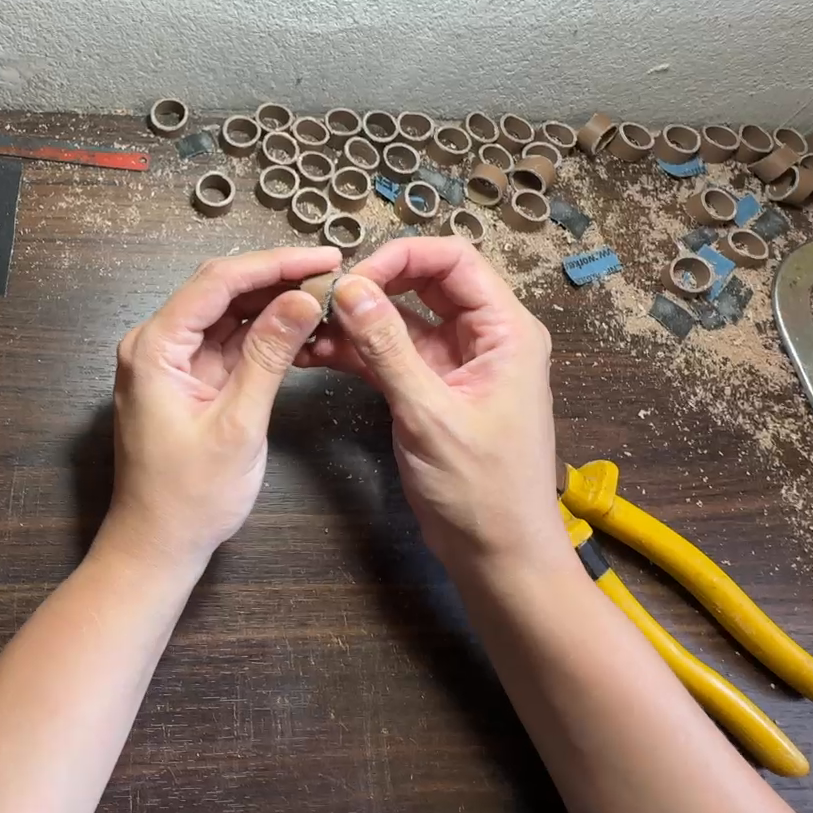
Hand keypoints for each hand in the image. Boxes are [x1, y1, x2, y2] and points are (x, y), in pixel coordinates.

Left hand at [104, 246, 340, 569]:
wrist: (157, 545)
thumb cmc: (191, 495)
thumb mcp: (238, 424)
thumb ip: (268, 356)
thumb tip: (303, 298)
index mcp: (155, 346)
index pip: (217, 283)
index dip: (273, 264)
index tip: (325, 258)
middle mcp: (156, 342)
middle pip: (219, 291)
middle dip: (275, 278)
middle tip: (333, 273)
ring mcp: (170, 359)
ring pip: (225, 314)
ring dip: (271, 303)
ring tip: (324, 294)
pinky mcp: (186, 378)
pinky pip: (226, 342)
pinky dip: (261, 334)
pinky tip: (299, 326)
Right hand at [299, 237, 563, 575]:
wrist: (495, 555)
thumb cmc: (481, 487)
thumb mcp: (430, 413)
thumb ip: (387, 347)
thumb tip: (348, 287)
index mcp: (504, 330)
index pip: (454, 260)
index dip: (401, 257)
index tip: (352, 279)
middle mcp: (480, 336)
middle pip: (423, 282)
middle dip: (372, 284)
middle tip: (323, 299)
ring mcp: (450, 362)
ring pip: (398, 318)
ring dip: (355, 319)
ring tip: (309, 326)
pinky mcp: (425, 387)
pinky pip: (387, 353)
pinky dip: (354, 351)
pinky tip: (315, 353)